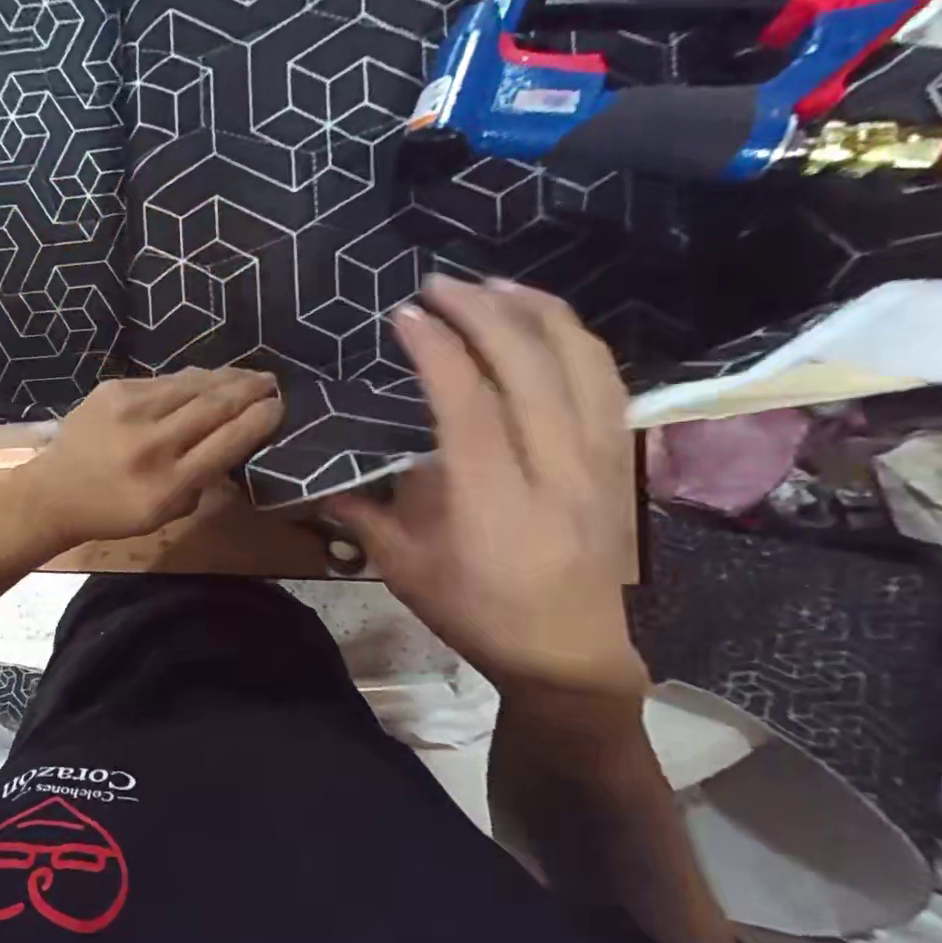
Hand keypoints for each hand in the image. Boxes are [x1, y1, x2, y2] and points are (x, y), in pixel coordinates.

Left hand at [0, 367, 283, 549]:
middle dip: (250, 389)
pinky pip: (165, 380)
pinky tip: (206, 379)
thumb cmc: (114, 512)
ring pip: (192, 384)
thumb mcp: (166, 513)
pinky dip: (192, 380)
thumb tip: (232, 442)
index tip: (280, 406)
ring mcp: (130, 410)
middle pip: (215, 405)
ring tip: (248, 374)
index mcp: (168, 483)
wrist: (53, 493)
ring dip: (226, 376)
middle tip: (272, 381)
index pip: (228, 441)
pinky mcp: (113, 389)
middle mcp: (153, 442)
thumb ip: (202, 481)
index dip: (260, 420)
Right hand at [328, 275, 646, 700]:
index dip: (437, 350)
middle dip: (483, 312)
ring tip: (497, 285)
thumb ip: (364, 514)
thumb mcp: (406, 570)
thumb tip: (322, 477)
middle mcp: (555, 473)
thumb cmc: (479, 616)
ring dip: (538, 313)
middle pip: (529, 368)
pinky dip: (576, 341)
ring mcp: (599, 464)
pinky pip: (607, 385)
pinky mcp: (619, 464)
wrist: (570, 658)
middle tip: (442, 284)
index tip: (407, 315)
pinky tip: (547, 324)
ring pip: (582, 365)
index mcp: (494, 503)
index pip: (468, 405)